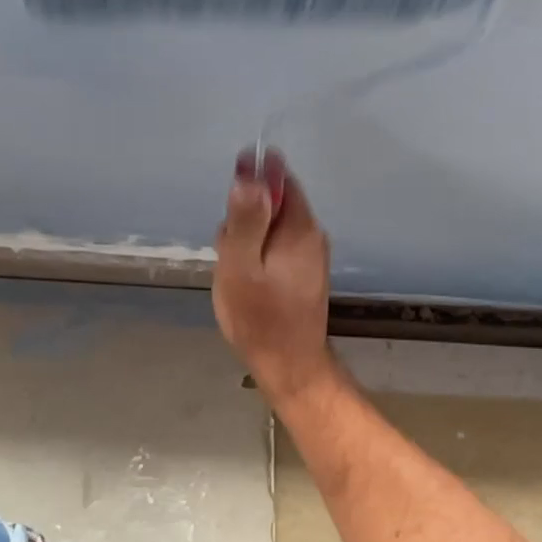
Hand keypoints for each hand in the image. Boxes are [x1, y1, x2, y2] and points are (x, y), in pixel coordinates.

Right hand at [212, 146, 338, 401]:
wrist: (288, 366)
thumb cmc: (259, 317)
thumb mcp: (240, 266)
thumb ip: (245, 220)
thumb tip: (249, 175)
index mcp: (300, 227)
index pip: (280, 179)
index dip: (253, 180)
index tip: (231, 203)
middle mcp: (312, 235)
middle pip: (273, 203)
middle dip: (245, 218)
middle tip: (229, 253)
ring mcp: (310, 255)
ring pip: (270, 227)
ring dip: (247, 240)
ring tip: (235, 272)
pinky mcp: (304, 273)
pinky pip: (275, 247)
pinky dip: (256, 257)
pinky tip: (246, 283)